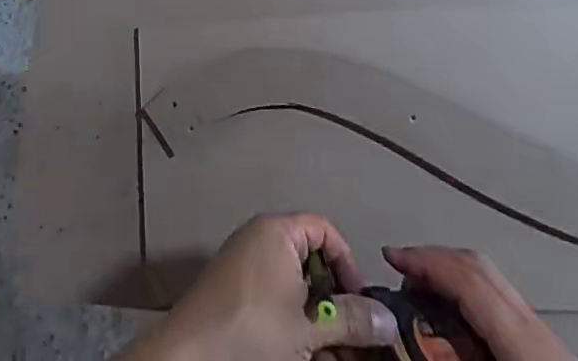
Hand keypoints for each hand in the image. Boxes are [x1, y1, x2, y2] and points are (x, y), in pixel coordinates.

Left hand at [122, 213, 398, 360]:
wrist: (188, 358)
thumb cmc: (251, 332)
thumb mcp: (307, 329)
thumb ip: (350, 320)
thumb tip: (389, 320)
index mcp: (277, 232)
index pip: (325, 230)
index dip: (348, 264)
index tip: (361, 302)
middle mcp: (260, 240)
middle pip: (312, 262)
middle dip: (336, 302)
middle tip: (355, 339)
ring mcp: (245, 267)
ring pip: (295, 288)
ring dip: (319, 321)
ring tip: (336, 354)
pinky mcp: (234, 295)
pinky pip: (275, 301)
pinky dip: (294, 325)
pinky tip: (309, 353)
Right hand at [383, 247, 577, 360]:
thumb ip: (457, 358)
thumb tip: (415, 346)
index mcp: (525, 345)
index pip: (469, 280)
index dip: (427, 262)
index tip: (392, 258)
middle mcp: (537, 330)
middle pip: (481, 268)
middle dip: (435, 260)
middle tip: (399, 269)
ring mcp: (545, 338)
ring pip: (492, 282)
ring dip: (451, 276)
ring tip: (419, 290)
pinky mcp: (547, 351)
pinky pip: (500, 305)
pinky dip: (469, 297)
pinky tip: (453, 320)